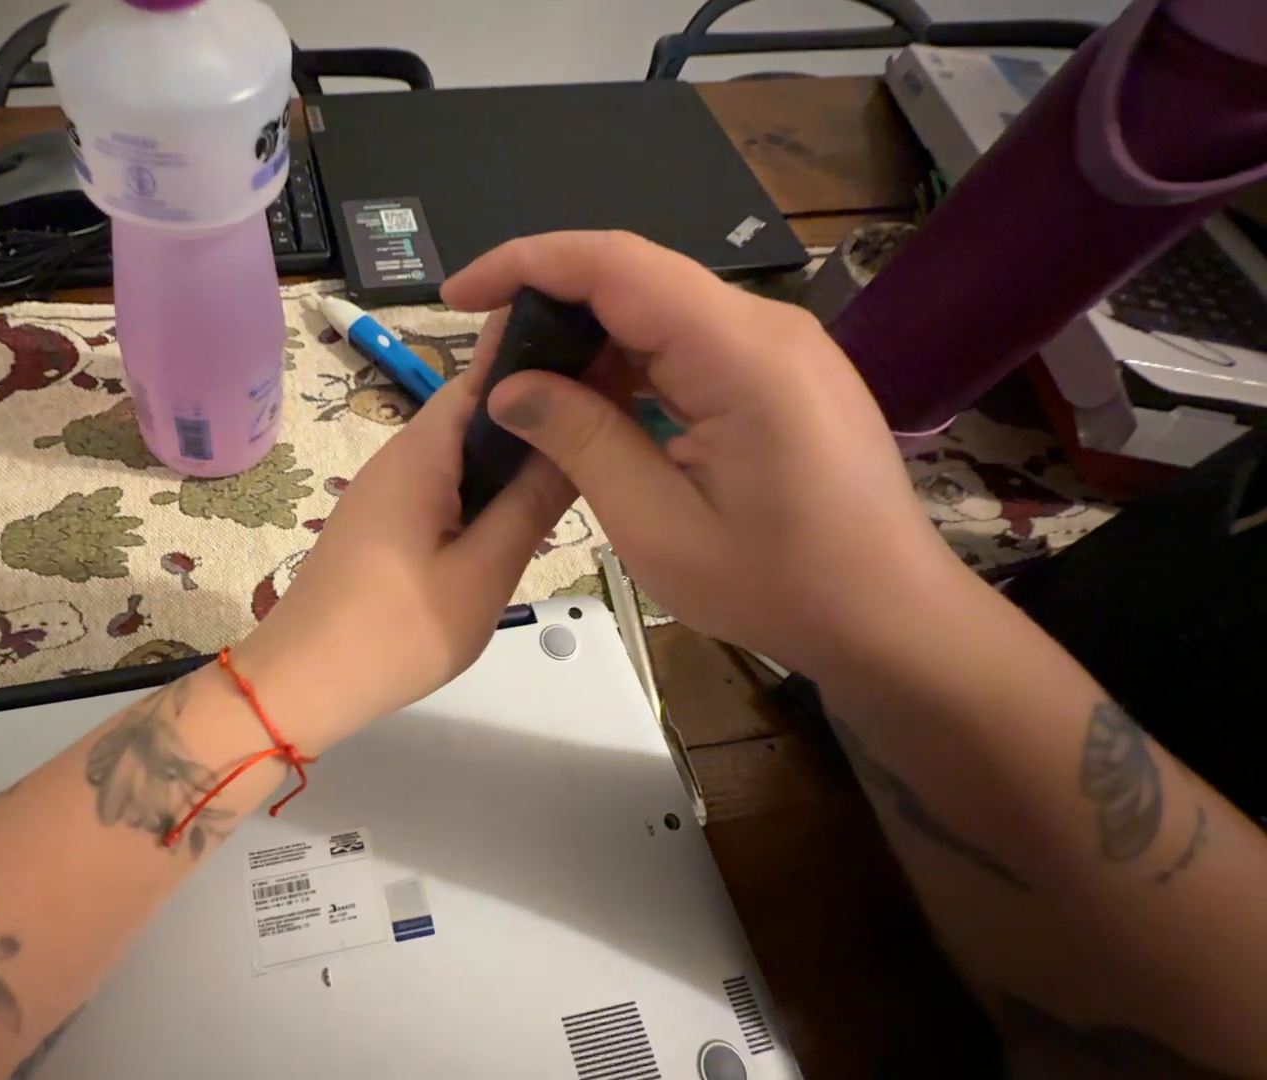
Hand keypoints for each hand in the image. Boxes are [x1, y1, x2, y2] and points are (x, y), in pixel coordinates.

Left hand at [233, 341, 575, 753]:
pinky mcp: (381, 521)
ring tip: (574, 472)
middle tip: (604, 434)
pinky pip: (440, 487)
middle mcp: (397, 458)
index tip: (602, 369)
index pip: (482, 375)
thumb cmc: (394, 633)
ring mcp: (384, 490)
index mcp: (419, 453)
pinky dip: (479, 492)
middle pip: (474, 413)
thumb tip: (576, 439)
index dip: (539, 365)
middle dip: (535, 418)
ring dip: (509, 460)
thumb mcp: (481, 573)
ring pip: (459, 454)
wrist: (302, 683)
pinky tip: (514, 518)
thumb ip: (531, 504)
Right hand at [442, 231, 973, 675]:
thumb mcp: (656, 525)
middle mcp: (761, 328)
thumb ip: (580, 441)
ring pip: (650, 312)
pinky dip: (617, 367)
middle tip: (485, 369)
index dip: (526, 264)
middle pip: (631, 280)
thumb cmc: (777, 585)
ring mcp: (772, 348)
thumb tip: (508, 388)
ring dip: (579, 342)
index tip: (457, 294)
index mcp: (740, 354)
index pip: (615, 266)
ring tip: (522, 393)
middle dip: (544, 307)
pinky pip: (677, 346)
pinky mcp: (770, 373)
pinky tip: (583, 407)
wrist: (886, 618)